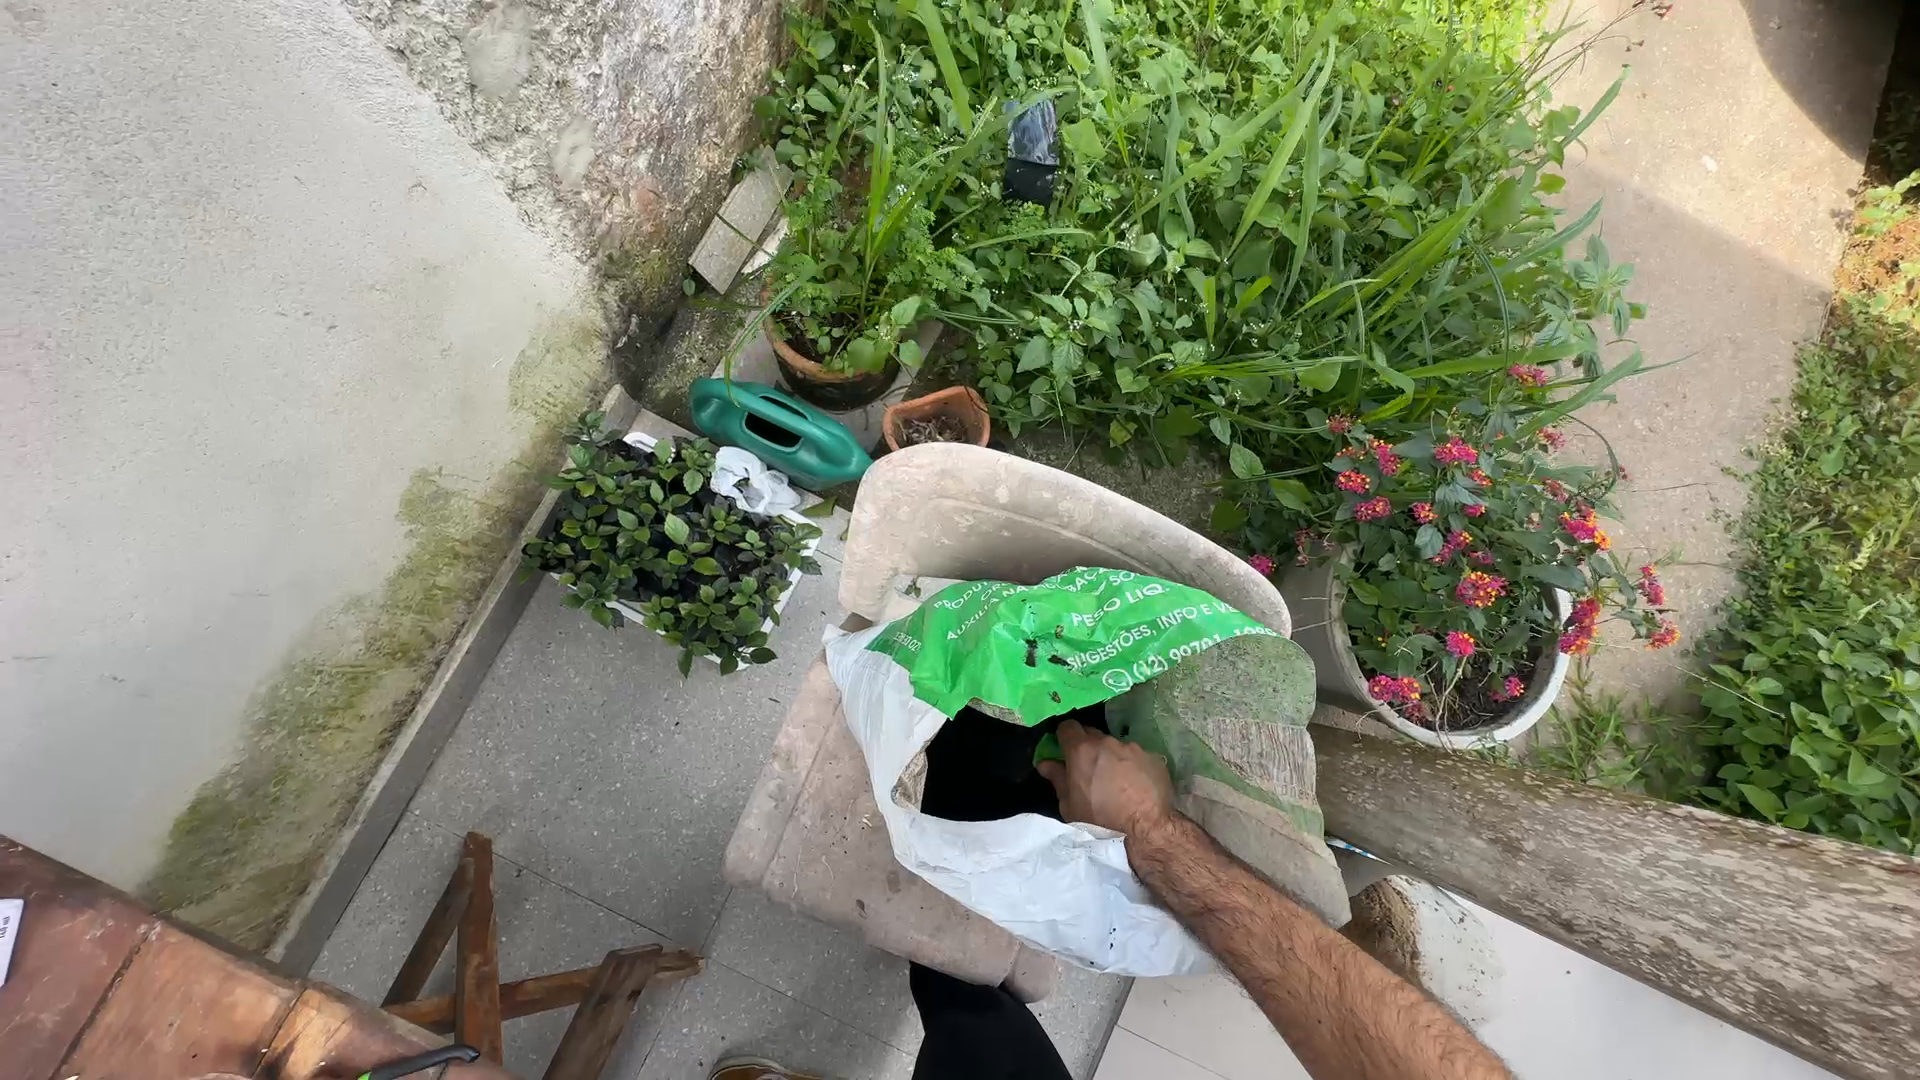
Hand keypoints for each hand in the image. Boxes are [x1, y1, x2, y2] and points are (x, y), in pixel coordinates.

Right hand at [1036, 720, 1175, 837]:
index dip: (1065, 737)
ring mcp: (1132, 748)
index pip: (1068, 727)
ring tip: (1117, 781)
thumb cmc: (1100, 821)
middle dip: (1088, 747)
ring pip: (1116, 746)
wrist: (1145, 830)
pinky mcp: (1153, 757)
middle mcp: (1106, 742)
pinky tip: (1136, 786)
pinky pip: (1137, 757)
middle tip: (1089, 769)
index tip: (1066, 750)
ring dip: (1112, 757)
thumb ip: (1057, 779)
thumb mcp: (1069, 805)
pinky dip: (1133, 766)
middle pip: (1092, 735)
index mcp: (1081, 750)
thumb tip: (1045, 763)